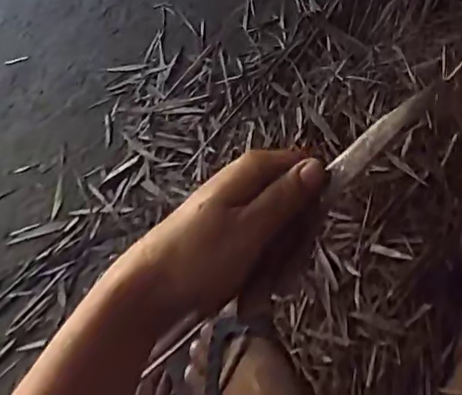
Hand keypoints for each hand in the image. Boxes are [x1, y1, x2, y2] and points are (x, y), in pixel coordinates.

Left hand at [112, 150, 326, 329]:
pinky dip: (259, 273)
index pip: (307, 169)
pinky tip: (247, 295)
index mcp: (254, 169)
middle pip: (295, 204)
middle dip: (292, 244)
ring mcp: (239, 210)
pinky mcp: (230, 236)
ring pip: (280, 232)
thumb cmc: (197, 259)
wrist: (142, 295)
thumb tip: (319, 166)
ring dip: (275, 266)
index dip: (313, 202)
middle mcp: (248, 183)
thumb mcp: (250, 228)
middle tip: (278, 271)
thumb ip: (286, 197)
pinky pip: (261, 249)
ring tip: (256, 290)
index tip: (306, 233)